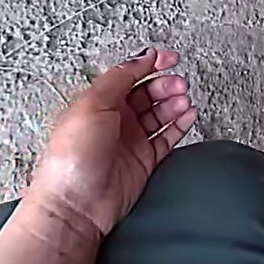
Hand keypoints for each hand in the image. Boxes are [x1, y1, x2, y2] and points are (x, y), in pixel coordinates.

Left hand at [24, 49, 197, 240]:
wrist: (75, 206)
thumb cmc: (74, 157)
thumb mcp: (92, 104)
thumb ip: (120, 78)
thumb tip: (142, 57)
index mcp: (99, 101)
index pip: (130, 75)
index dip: (151, 64)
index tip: (170, 58)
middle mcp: (116, 119)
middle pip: (148, 93)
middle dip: (166, 85)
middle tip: (178, 84)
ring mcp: (131, 140)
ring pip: (160, 113)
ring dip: (174, 103)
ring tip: (184, 101)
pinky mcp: (144, 160)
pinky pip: (168, 136)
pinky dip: (180, 124)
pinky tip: (189, 115)